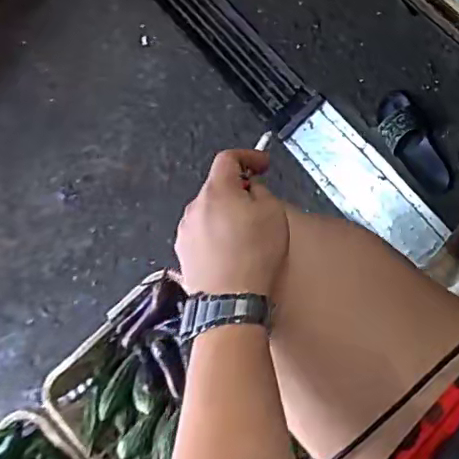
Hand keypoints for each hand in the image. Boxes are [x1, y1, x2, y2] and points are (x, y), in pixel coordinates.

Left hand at [176, 149, 290, 296]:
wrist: (230, 302)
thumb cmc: (254, 258)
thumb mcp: (273, 212)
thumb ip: (261, 191)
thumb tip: (252, 189)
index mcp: (217, 192)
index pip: (228, 158)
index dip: (249, 156)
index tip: (261, 164)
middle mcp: (195, 208)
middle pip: (217, 186)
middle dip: (239, 189)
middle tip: (260, 203)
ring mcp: (186, 232)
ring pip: (210, 211)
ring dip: (227, 214)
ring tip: (249, 234)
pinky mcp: (185, 253)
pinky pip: (203, 233)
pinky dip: (218, 234)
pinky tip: (235, 250)